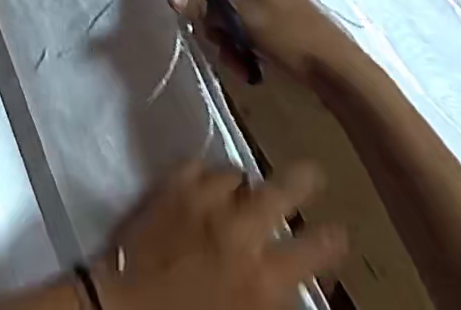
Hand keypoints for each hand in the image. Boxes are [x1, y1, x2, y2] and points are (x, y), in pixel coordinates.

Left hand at [93, 161, 345, 309]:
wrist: (121, 309)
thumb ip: (267, 296)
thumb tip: (283, 283)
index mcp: (262, 279)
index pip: (312, 252)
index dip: (331, 241)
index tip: (339, 231)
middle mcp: (240, 232)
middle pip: (281, 192)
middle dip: (302, 180)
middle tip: (312, 171)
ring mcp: (204, 202)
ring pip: (236, 174)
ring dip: (240, 184)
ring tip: (239, 187)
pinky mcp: (172, 186)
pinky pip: (197, 166)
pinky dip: (203, 174)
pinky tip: (201, 182)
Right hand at [167, 0, 356, 79]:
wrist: (334, 68)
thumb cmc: (284, 34)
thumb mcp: (239, 19)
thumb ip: (203, 7)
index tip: (192, 21)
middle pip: (224, 4)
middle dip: (219, 30)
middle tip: (222, 50)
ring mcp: (278, 8)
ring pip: (238, 24)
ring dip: (232, 45)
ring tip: (240, 65)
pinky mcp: (286, 30)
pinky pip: (254, 35)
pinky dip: (248, 51)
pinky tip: (252, 68)